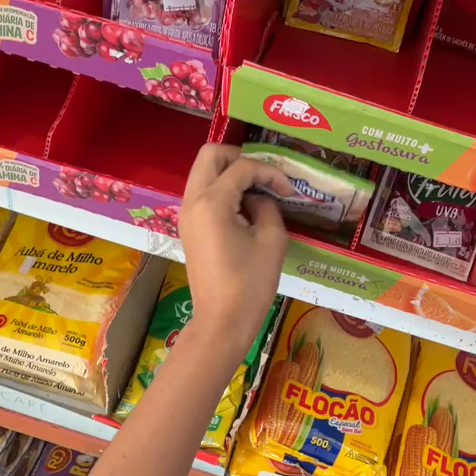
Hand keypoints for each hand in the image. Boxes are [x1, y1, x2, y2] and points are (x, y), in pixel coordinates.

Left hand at [179, 143, 289, 354]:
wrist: (222, 320)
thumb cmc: (250, 283)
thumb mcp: (271, 239)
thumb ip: (267, 206)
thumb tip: (260, 197)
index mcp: (211, 202)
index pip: (242, 168)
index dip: (270, 173)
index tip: (290, 190)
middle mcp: (192, 201)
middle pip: (210, 155)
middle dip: (240, 158)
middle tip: (265, 177)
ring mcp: (186, 214)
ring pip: (204, 172)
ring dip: (230, 173)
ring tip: (258, 192)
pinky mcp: (188, 227)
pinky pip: (202, 192)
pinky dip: (222, 190)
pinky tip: (245, 208)